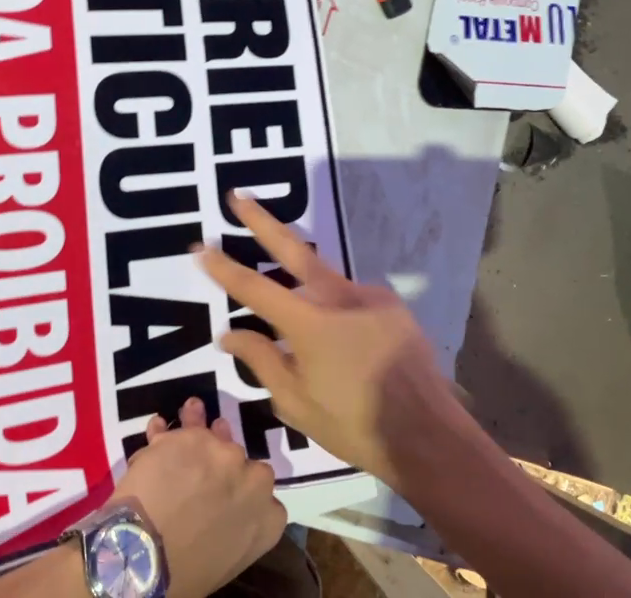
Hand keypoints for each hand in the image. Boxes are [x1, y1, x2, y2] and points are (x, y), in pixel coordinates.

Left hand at [112, 397, 284, 597]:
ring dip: (199, 427)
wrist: (148, 557)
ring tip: (190, 414)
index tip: (228, 494)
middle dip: (222, 462)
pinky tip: (159, 427)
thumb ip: (235, 524)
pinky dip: (166, 431)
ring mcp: (221, 452)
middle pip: (238, 459)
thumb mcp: (226, 559)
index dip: (245, 488)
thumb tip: (221, 511)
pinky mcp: (188, 437)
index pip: (264, 491)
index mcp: (268, 515)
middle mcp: (252, 477)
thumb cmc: (187, 573)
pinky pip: (176, 431)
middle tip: (203, 469)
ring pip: (211, 433)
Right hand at [200, 192, 459, 489]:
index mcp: (310, 324)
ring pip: (324, 277)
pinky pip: (349, 298)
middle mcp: (339, 297)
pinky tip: (340, 342)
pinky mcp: (391, 305)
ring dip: (301, 278)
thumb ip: (261, 360)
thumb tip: (230, 333)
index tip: (201, 247)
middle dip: (261, 221)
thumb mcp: (296, 403)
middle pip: (292, 249)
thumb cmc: (355, 425)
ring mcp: (369, 297)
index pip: (255, 288)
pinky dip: (333, 309)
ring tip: (298, 317)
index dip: (224, 268)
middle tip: (237, 197)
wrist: (429, 434)